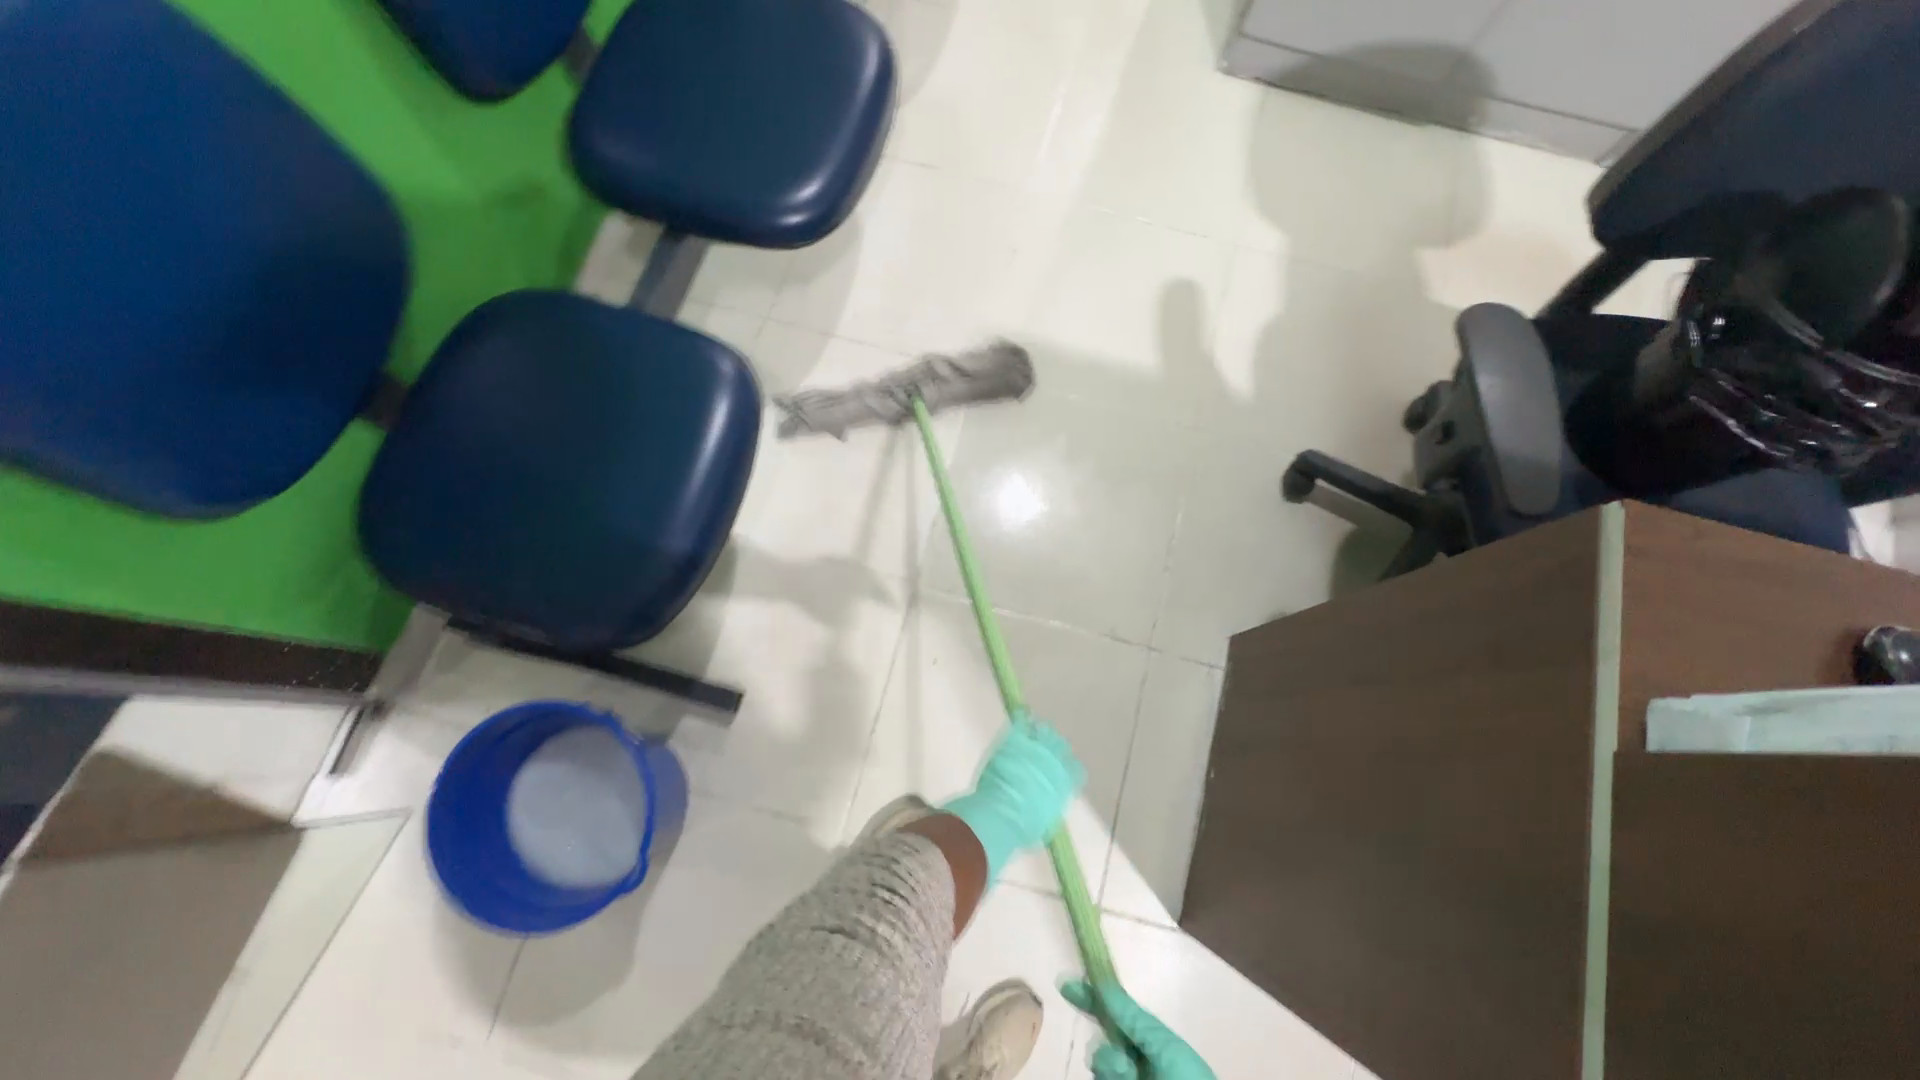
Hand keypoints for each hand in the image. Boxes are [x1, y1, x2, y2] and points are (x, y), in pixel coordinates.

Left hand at [940, 711, 1084, 880]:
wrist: (1001, 814)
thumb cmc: (1024, 827)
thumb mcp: (1045, 824)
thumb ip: (1051, 808)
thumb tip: (1047, 805)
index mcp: (1066, 783)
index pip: (1075, 769)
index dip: (1066, 769)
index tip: (1057, 772)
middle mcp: (1056, 761)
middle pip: (1060, 747)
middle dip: (1053, 749)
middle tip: (1043, 753)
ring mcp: (1037, 748)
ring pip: (1045, 732)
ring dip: (1040, 734)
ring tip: (1034, 734)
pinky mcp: (1017, 740)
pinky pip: (1024, 722)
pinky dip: (1024, 718)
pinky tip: (1022, 714)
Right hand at [1061, 979, 1214, 1079]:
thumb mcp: (1165, 1046)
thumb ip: (1133, 1018)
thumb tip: (1103, 984)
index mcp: (1151, 1043)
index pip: (1117, 1015)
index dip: (1093, 998)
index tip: (1066, 985)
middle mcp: (1136, 1062)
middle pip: (1102, 1046)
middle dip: (1106, 1054)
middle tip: (1125, 1067)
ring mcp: (1125, 1079)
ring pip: (1099, 1069)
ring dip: (1110, 1070)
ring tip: (1131, 1079)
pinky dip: (1106, 1078)